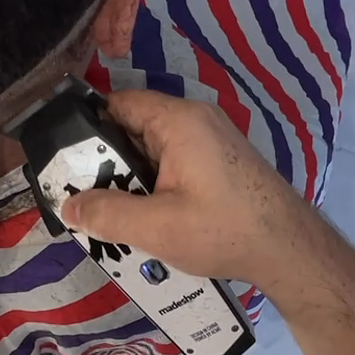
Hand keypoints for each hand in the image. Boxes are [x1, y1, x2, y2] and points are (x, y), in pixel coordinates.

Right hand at [59, 90, 319, 294]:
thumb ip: (106, 214)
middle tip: (84, 198)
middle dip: (108, 163)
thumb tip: (67, 207)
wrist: (288, 250)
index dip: (88, 130)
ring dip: (131, 181)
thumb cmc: (222, 230)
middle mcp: (196, 121)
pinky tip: (147, 219)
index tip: (67, 165)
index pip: (118, 104)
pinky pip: (174, 166)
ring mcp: (212, 142)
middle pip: (134, 129)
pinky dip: (155, 187)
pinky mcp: (220, 165)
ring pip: (153, 152)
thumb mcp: (156, 226)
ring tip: (111, 214)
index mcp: (178, 121)